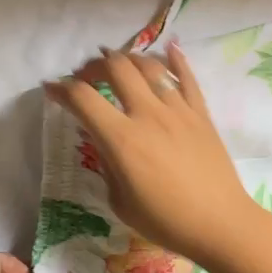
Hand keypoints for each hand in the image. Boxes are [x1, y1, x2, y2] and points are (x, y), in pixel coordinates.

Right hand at [44, 45, 268, 267]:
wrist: (220, 223)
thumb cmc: (166, 221)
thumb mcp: (120, 201)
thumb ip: (108, 165)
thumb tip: (104, 143)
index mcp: (122, 139)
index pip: (83, 99)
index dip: (61, 89)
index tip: (52, 89)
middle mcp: (148, 114)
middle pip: (117, 68)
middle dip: (94, 65)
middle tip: (86, 75)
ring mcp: (178, 110)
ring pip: (149, 66)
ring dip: (128, 58)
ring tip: (118, 63)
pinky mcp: (201, 113)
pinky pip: (187, 77)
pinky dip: (176, 59)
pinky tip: (169, 48)